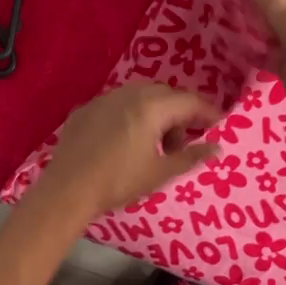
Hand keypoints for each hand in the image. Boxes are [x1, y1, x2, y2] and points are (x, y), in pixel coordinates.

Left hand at [33, 84, 221, 219]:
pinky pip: (115, 106)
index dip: (207, 114)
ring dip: (153, 115)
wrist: (67, 190)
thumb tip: (217, 148)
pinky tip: (123, 143)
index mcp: (151, 107)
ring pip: (138, 97)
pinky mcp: (84, 111)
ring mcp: (102, 100)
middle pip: (164, 95)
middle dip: (179, 115)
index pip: (189, 102)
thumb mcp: (160, 173)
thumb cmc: (118, 181)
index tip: (218, 127)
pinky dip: (128, 118)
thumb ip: (191, 157)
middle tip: (179, 145)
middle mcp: (127, 94)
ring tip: (151, 147)